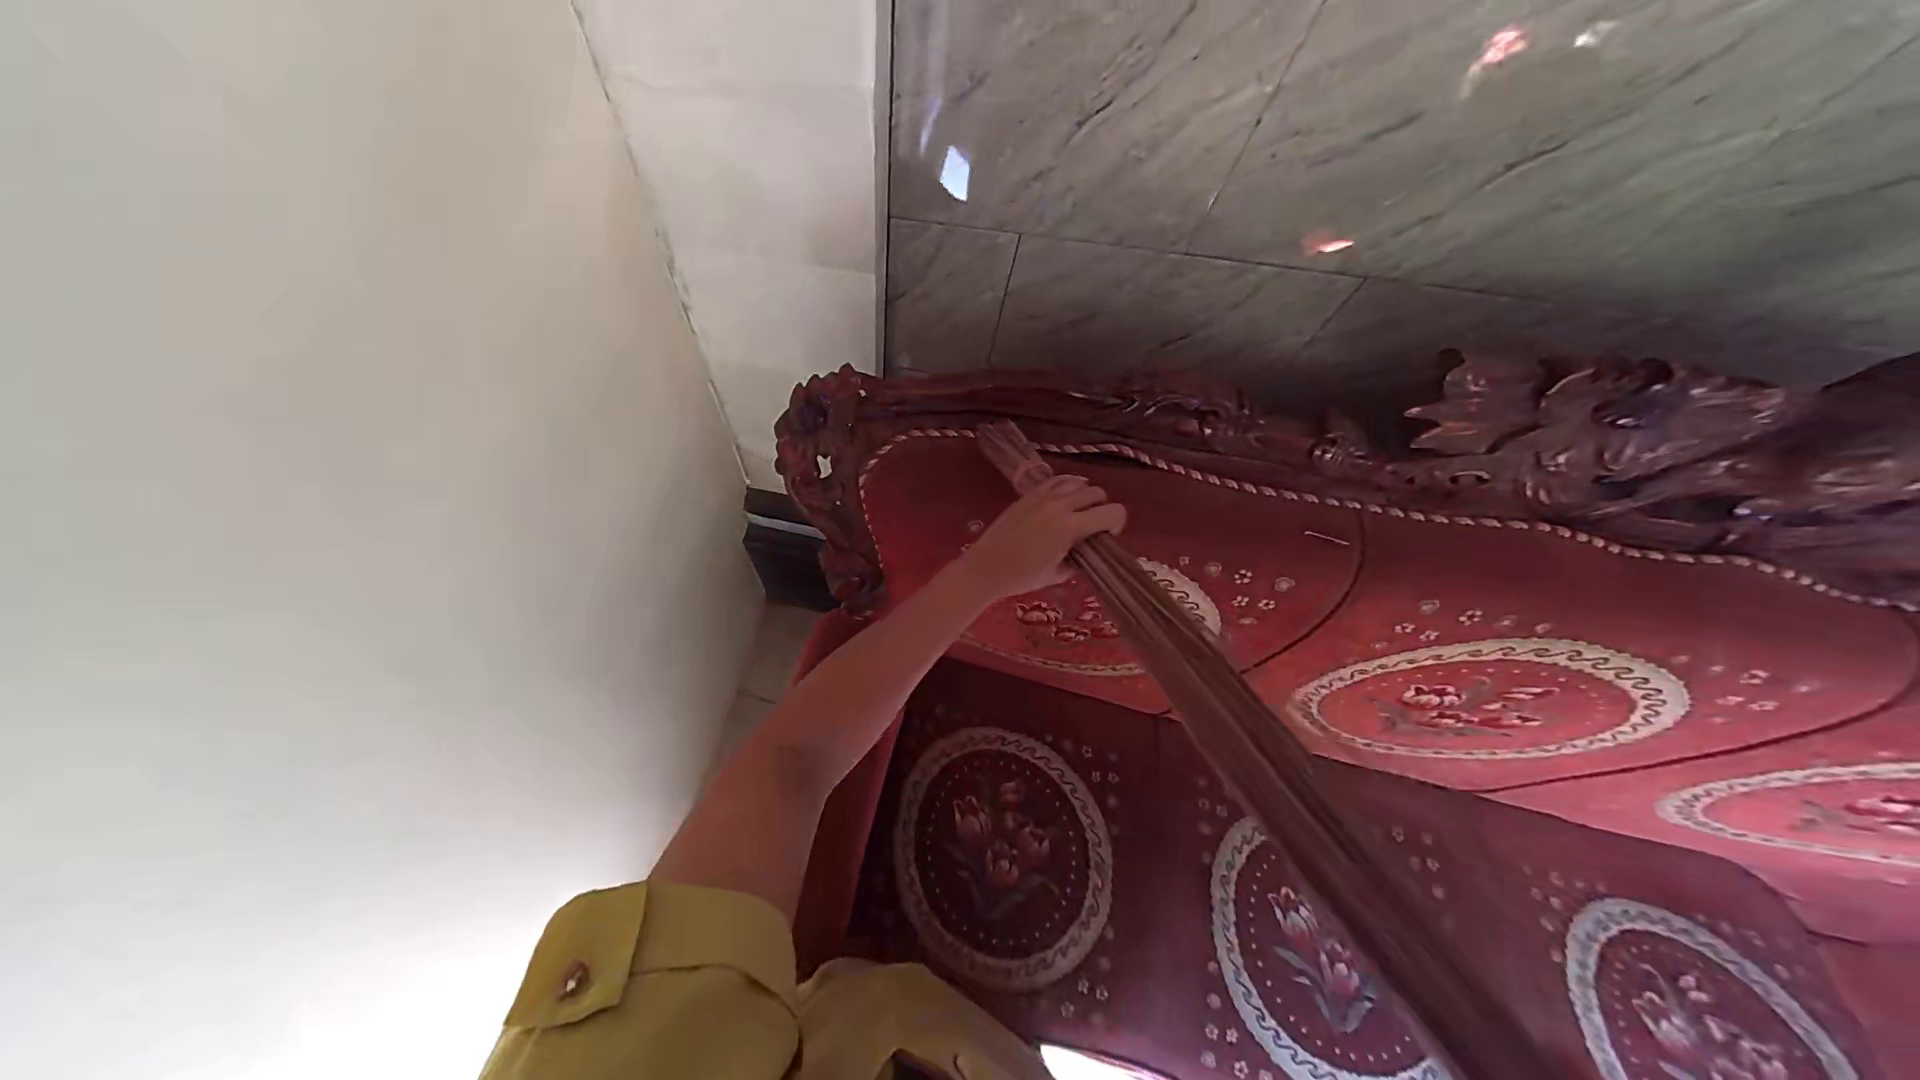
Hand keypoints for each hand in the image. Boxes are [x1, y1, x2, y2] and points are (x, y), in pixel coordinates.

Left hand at [954, 474, 1126, 598]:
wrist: (986, 567)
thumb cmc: (1022, 576)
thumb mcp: (1058, 574)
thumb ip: (1079, 560)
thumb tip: (1088, 552)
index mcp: (1071, 527)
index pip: (1113, 512)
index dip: (1117, 523)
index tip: (1107, 535)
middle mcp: (1060, 505)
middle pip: (1097, 493)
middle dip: (1102, 508)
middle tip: (1093, 526)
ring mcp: (1043, 496)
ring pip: (1078, 482)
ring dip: (1084, 495)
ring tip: (1077, 512)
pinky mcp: (1028, 494)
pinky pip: (1056, 480)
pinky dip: (1066, 486)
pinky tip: (1062, 500)